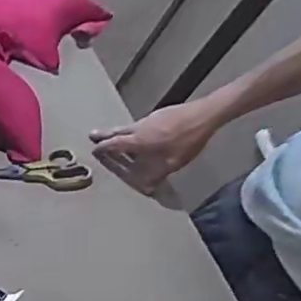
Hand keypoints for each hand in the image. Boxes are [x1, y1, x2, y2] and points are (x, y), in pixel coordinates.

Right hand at [88, 98, 225, 194]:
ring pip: (129, 126)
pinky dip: (134, 129)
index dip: (102, 148)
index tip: (93, 150)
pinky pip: (141, 124)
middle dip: (103, 134)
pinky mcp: (161, 114)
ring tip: (113, 135)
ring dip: (118, 131)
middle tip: (92, 135)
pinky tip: (139, 133)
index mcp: (138, 141)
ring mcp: (150, 119)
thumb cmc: (187, 140)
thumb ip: (157, 176)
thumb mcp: (172, 163)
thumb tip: (148, 188)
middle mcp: (140, 128)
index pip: (114, 144)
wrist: (208, 112)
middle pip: (117, 131)